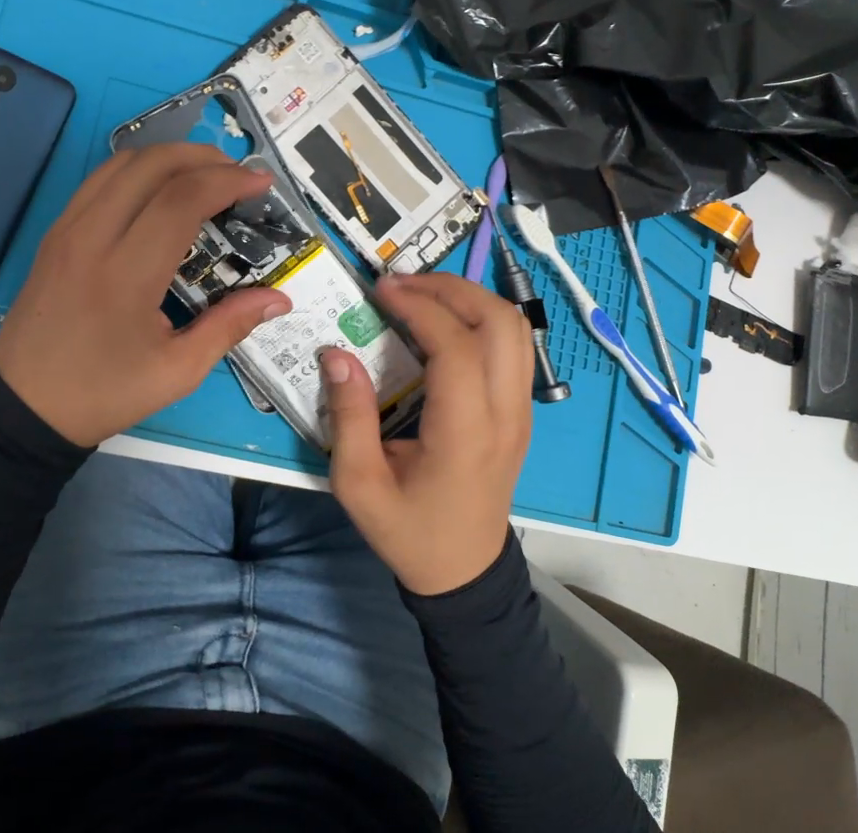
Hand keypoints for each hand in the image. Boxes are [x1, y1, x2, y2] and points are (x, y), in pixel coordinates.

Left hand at [0, 144, 291, 447]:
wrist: (25, 405)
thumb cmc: (104, 392)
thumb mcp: (176, 372)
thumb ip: (229, 326)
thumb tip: (279, 298)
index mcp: (125, 274)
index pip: (181, 199)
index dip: (227, 181)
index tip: (261, 183)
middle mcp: (92, 237)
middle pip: (151, 165)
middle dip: (202, 158)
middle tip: (238, 173)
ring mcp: (67, 230)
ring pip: (120, 163)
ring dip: (168, 158)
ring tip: (204, 175)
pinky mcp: (54, 234)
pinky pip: (98, 181)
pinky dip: (136, 171)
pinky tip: (159, 191)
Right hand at [322, 273, 532, 594]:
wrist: (462, 572)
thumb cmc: (408, 531)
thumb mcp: (359, 484)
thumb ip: (348, 416)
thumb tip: (336, 353)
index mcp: (466, 433)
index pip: (457, 346)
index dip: (420, 306)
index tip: (381, 290)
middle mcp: (505, 413)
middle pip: (501, 322)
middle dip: (451, 289)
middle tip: (402, 285)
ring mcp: (520, 412)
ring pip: (516, 329)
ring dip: (470, 300)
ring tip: (421, 296)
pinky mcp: (519, 413)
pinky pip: (513, 348)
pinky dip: (481, 321)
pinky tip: (443, 325)